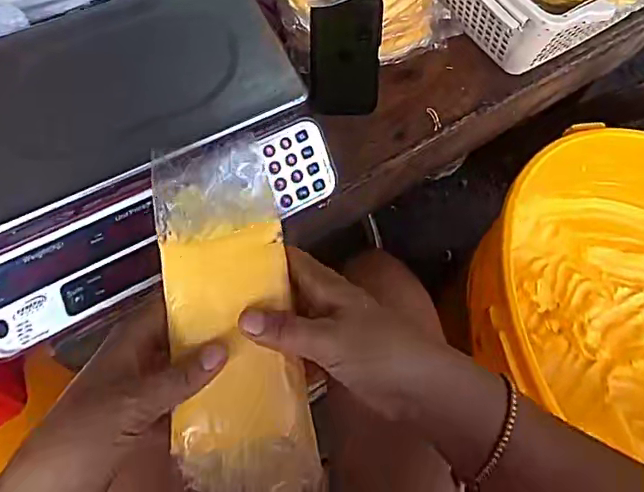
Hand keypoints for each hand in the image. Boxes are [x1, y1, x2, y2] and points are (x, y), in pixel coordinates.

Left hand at [0, 297, 225, 491]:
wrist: (47, 490)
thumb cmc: (78, 435)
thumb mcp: (132, 402)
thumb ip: (176, 377)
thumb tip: (219, 348)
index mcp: (127, 340)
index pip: (166, 303)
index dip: (194, 293)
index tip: (229, 287)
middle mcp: (136, 358)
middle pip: (177, 334)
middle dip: (208, 330)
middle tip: (246, 323)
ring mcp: (140, 389)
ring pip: (180, 367)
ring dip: (205, 365)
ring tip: (245, 354)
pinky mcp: (144, 420)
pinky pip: (177, 399)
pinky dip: (198, 397)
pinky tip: (223, 397)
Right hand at [238, 248, 459, 422]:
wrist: (420, 388)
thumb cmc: (378, 351)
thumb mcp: (329, 339)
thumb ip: (289, 329)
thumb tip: (244, 315)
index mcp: (329, 286)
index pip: (294, 260)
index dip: (268, 255)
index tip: (234, 258)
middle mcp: (328, 303)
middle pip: (291, 291)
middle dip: (262, 293)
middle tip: (222, 300)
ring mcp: (333, 330)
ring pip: (296, 322)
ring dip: (271, 327)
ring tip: (232, 333)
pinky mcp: (337, 358)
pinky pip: (303, 350)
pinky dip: (285, 354)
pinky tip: (262, 367)